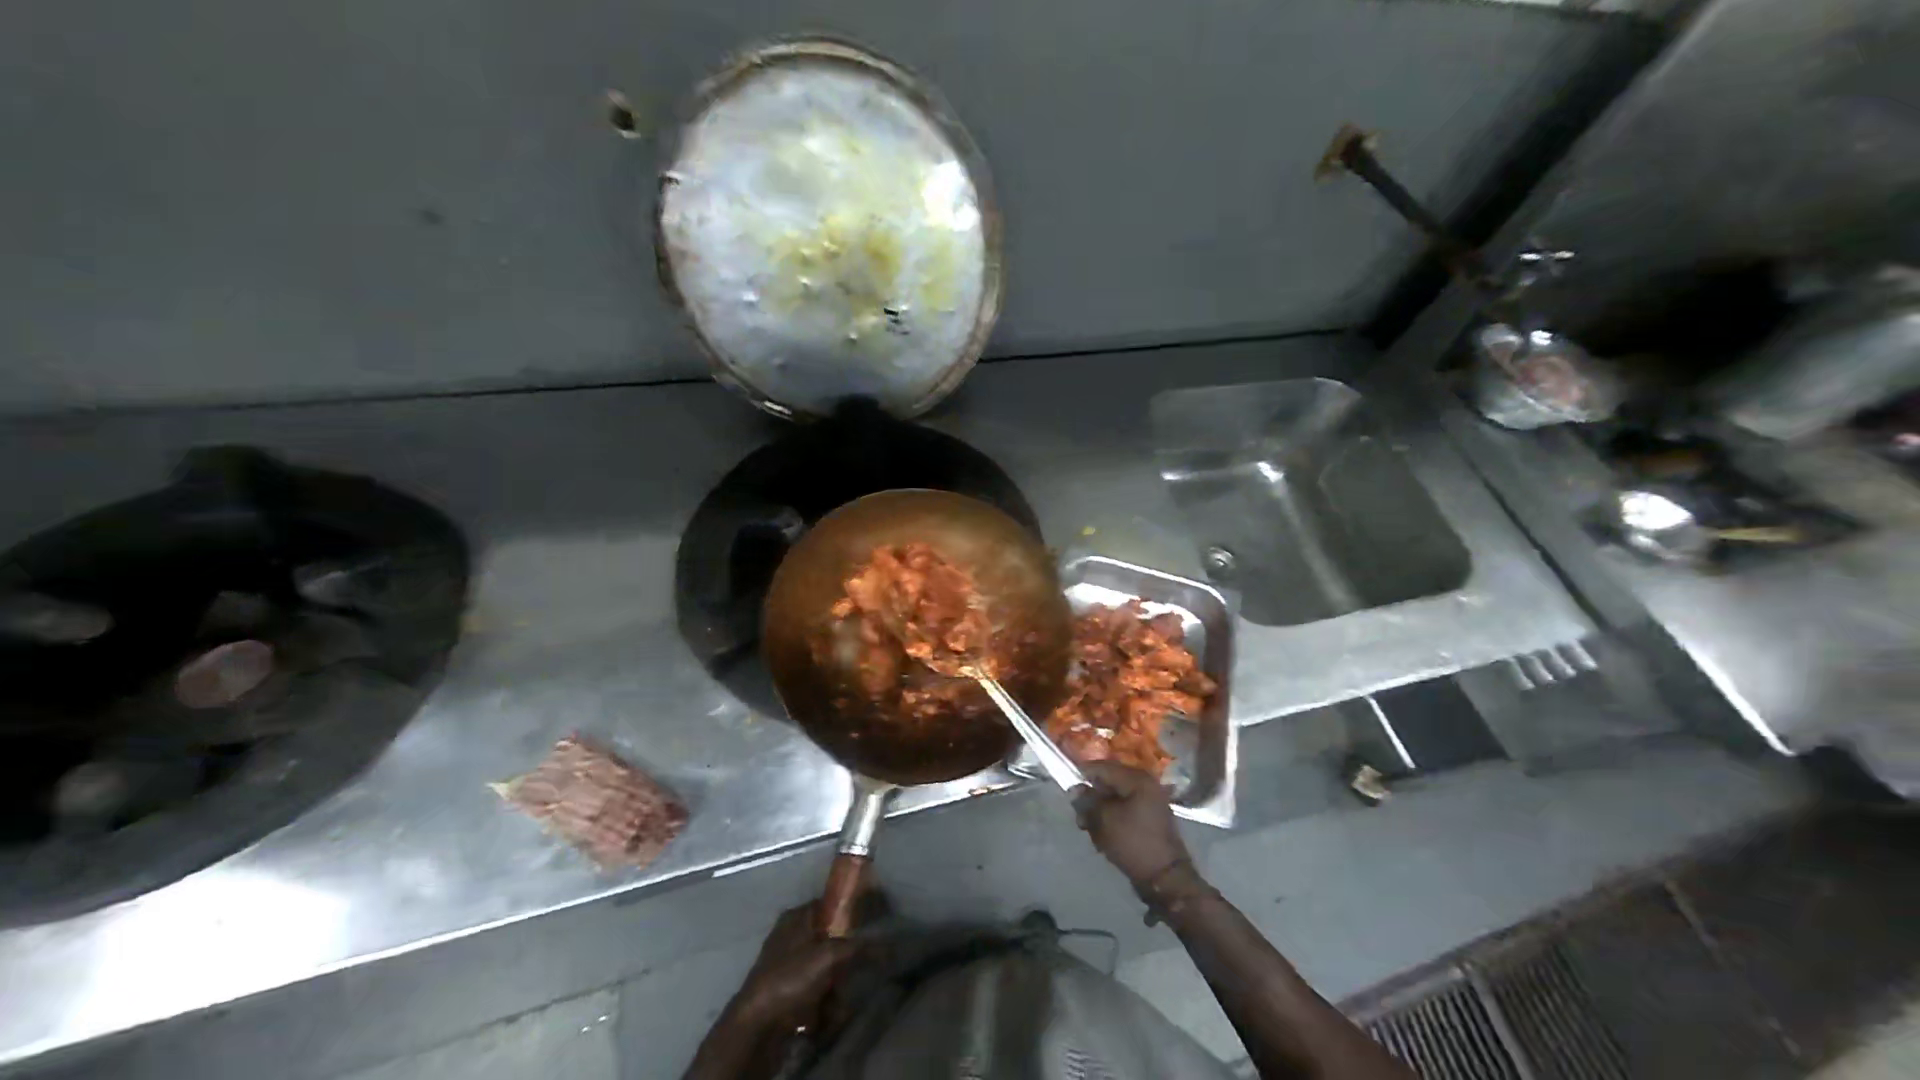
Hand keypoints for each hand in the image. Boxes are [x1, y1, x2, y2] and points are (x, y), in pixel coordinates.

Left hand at [726, 903, 860, 1029]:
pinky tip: (826, 1014)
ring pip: (825, 968)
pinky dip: (824, 1002)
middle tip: (855, 969)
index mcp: (797, 917)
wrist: (757, 1024)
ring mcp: (788, 965)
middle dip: (845, 959)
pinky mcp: (787, 991)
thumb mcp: (829, 957)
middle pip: (830, 939)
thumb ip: (858, 947)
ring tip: (837, 1000)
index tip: (870, 925)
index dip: (850, 912)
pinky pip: (815, 990)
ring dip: (836, 986)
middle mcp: (791, 936)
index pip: (830, 904)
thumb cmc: (791, 977)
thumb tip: (887, 944)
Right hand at [1074, 761, 1189, 886]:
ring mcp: (1149, 802)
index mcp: (1137, 779)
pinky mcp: (1149, 819)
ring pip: (1114, 799)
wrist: (1165, 878)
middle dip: (1091, 798)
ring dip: (1099, 811)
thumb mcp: (1104, 819)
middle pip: (1108, 783)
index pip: (1102, 767)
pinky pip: (1123, 811)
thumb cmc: (1133, 842)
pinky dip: (1111, 819)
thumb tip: (1075, 789)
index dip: (1082, 774)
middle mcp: (1145, 785)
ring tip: (1089, 829)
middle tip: (1079, 816)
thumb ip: (1087, 800)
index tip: (1066, 786)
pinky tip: (1102, 836)